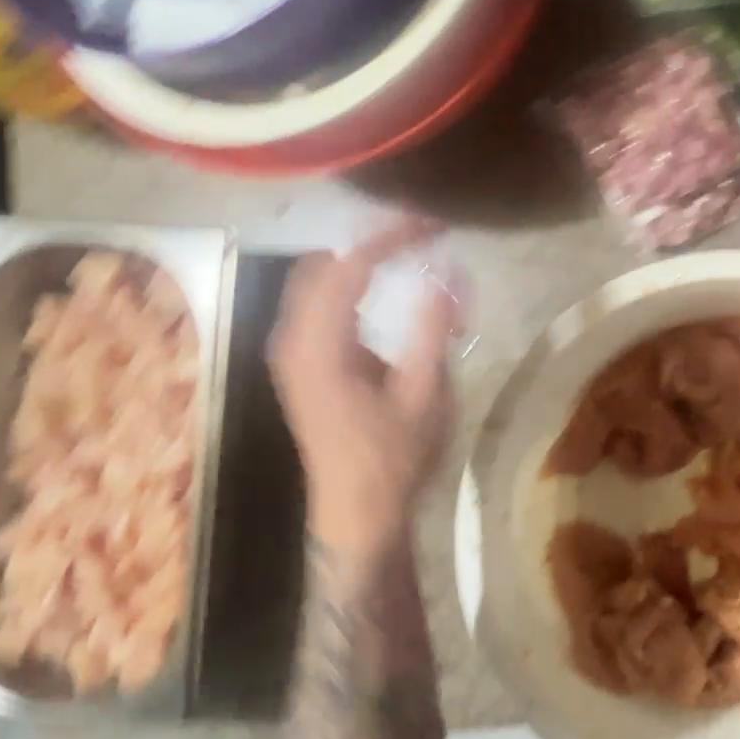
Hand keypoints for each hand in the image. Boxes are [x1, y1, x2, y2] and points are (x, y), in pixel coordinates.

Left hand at [268, 220, 457, 549]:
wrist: (358, 512)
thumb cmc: (394, 456)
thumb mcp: (423, 393)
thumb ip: (431, 328)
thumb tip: (446, 273)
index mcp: (317, 344)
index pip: (349, 267)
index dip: (391, 238)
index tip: (432, 225)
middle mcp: (293, 340)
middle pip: (324, 266)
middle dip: (373, 243)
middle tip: (422, 236)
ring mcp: (293, 354)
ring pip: (318, 285)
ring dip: (362, 265)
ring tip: (410, 257)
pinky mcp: (303, 367)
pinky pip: (321, 308)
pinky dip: (354, 289)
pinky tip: (388, 296)